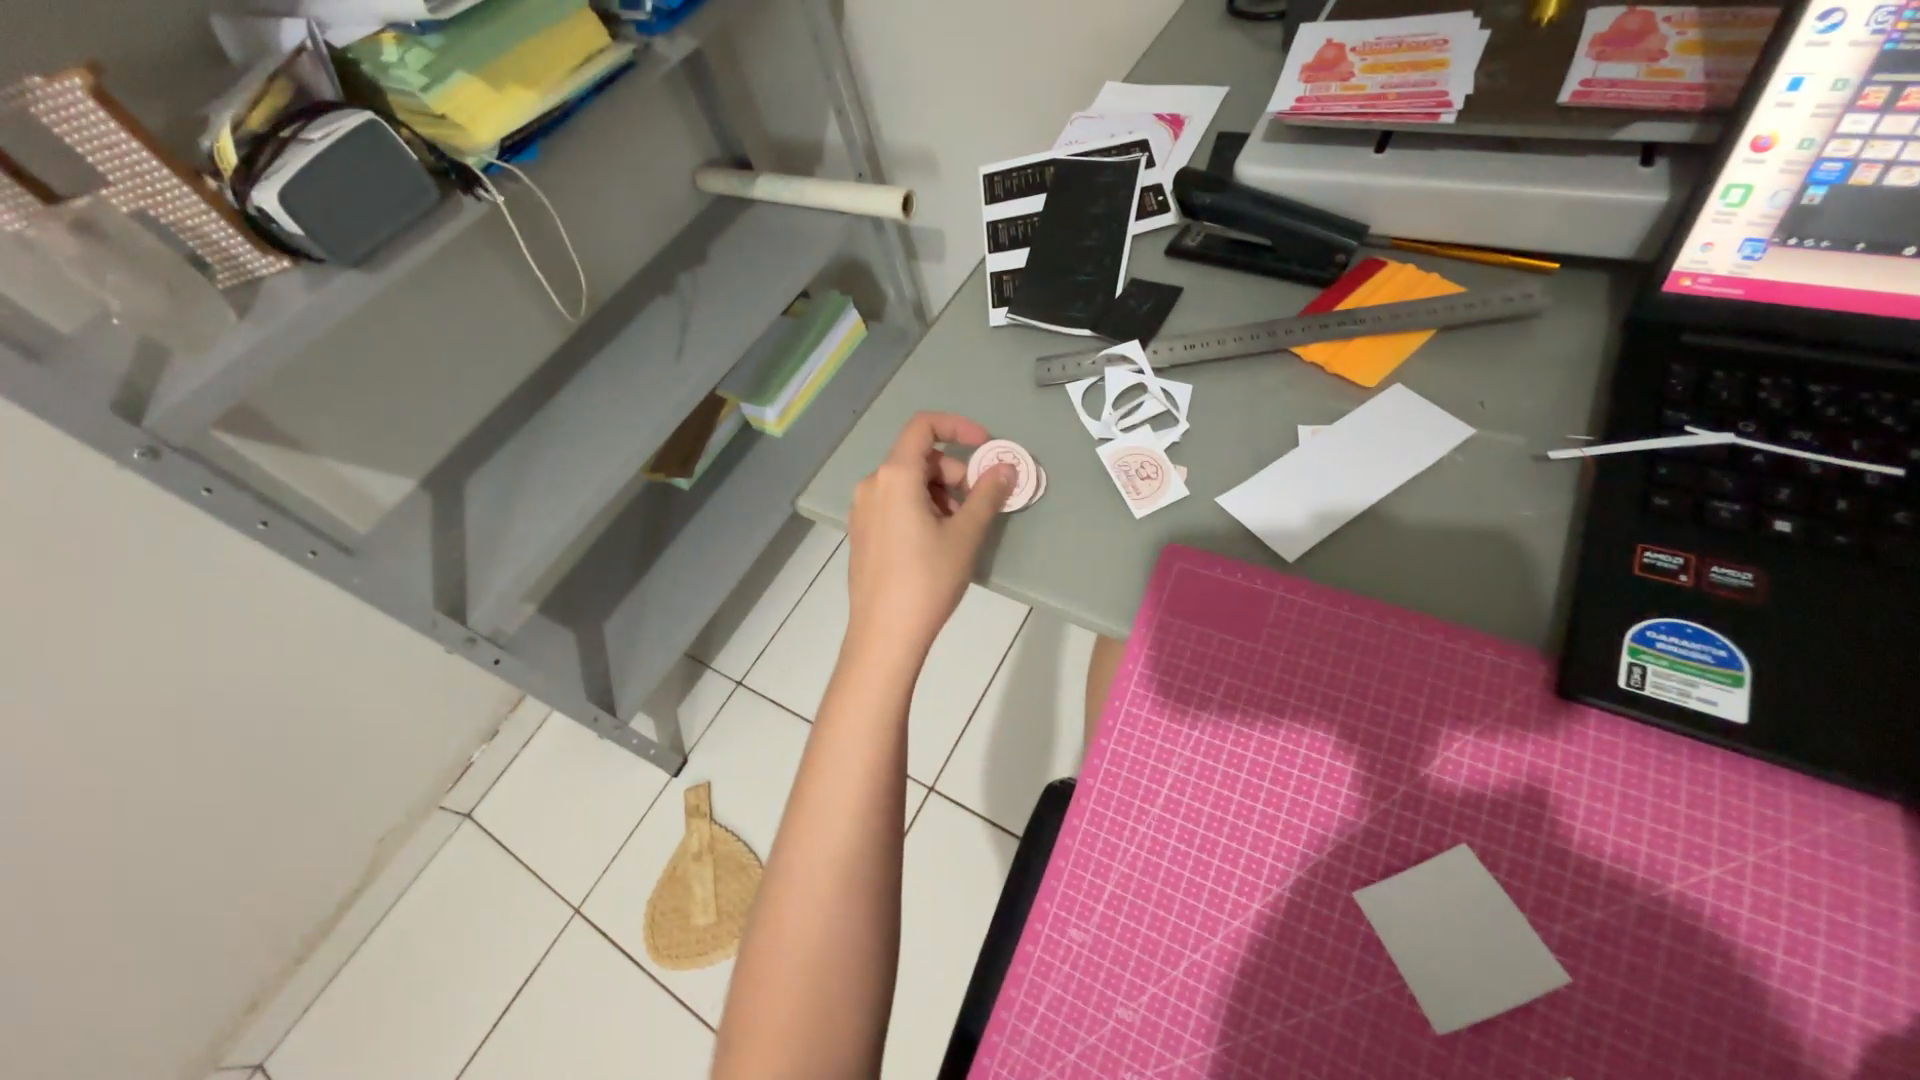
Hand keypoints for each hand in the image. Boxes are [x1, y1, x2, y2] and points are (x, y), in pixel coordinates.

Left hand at [846, 412, 1013, 661]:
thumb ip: (987, 494)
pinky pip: (895, 503)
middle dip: (954, 472)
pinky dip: (921, 508)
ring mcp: (862, 509)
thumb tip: (1006, 468)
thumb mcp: (965, 535)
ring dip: (939, 493)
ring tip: (959, 529)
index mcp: (894, 476)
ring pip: (907, 483)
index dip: (957, 426)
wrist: (884, 634)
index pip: (923, 426)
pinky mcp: (862, 532)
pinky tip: (937, 542)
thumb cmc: (927, 579)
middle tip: (978, 503)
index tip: (985, 446)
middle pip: (918, 458)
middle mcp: (872, 484)